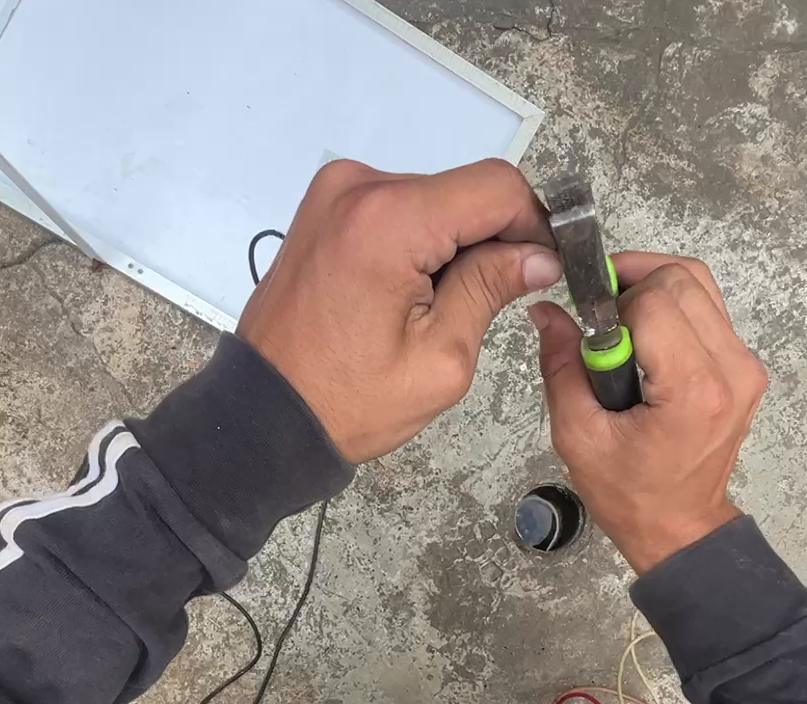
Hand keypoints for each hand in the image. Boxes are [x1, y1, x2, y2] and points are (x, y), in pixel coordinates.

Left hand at [237, 159, 562, 462]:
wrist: (263, 414)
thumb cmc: (349, 402)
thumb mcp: (439, 359)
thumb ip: (490, 290)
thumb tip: (540, 255)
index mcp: (389, 219)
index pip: (497, 188)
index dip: (534, 225)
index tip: (543, 268)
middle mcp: (358, 186)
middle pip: (462, 192)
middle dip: (489, 242)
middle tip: (486, 305)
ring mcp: (334, 193)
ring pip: (431, 201)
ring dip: (450, 247)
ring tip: (433, 309)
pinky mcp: (323, 210)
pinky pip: (395, 211)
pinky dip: (415, 244)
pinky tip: (404, 294)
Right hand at [532, 253, 767, 572]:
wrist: (678, 526)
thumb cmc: (627, 493)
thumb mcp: (577, 435)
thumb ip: (561, 366)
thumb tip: (546, 312)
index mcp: (692, 390)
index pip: (655, 299)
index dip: (611, 301)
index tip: (585, 327)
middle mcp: (732, 368)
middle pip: (681, 278)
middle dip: (631, 286)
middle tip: (598, 323)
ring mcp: (746, 365)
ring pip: (698, 284)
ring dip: (651, 291)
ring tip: (618, 326)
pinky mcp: (745, 367)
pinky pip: (708, 309)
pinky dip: (671, 309)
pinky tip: (643, 339)